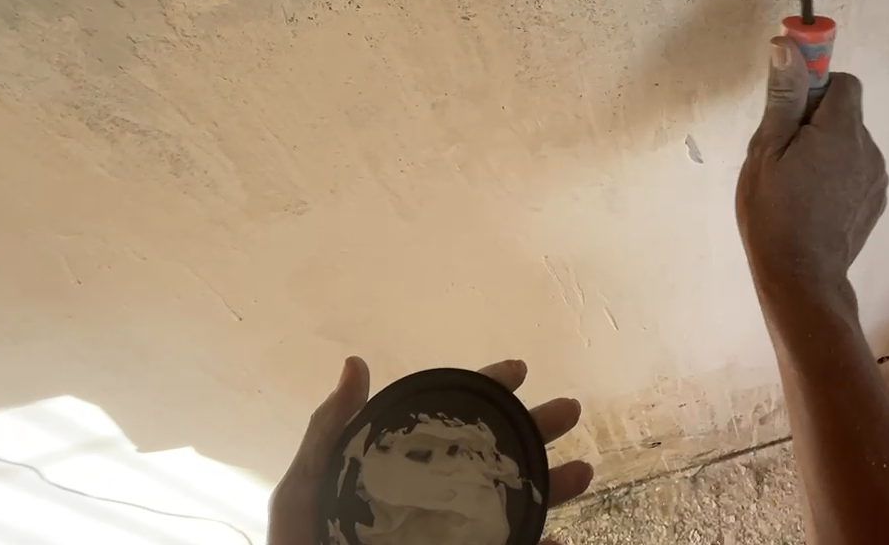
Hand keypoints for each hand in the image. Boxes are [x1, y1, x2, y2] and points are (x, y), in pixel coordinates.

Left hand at [268, 357, 595, 544]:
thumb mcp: (304, 494)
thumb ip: (329, 434)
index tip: (519, 369)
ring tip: (584, 470)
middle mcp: (440, 498)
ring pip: (516, 505)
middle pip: (497, 455)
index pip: (454, 418)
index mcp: (406, 469)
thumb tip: (355, 362)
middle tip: (570, 409)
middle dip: (537, 428)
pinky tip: (561, 542)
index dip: (487, 389)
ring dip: (552, 486)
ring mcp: (460, 536)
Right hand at [736, 37, 887, 307]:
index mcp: (842, 130)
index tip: (789, 106)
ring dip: (824, 147)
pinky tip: (812, 199)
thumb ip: (783, 96)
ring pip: (848, 141)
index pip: (843, 82)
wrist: (801, 277)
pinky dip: (835, 171)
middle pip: (844, 112)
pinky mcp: (875, 200)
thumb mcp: (767, 149)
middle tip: (782, 149)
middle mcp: (868, 148)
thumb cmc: (774, 210)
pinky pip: (855, 167)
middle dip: (814, 119)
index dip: (816, 84)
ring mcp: (876, 177)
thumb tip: (787, 46)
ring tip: (794, 180)